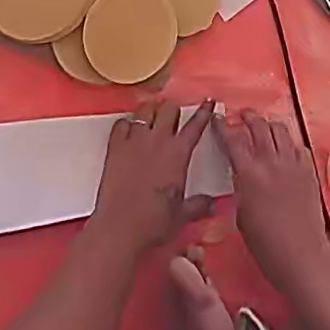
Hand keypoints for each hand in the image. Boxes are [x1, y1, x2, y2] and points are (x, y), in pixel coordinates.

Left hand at [87, 98, 216, 255]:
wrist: (119, 228)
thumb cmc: (154, 222)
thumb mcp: (181, 215)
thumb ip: (198, 206)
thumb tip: (213, 206)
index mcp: (178, 153)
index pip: (195, 125)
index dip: (203, 112)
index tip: (208, 100)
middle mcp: (158, 139)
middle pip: (168, 108)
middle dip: (173, 110)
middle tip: (172, 119)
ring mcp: (134, 140)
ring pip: (145, 109)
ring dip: (150, 111)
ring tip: (151, 117)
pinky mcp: (115, 146)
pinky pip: (121, 123)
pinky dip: (126, 124)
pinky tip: (128, 131)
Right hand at [217, 110, 329, 297]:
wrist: (303, 258)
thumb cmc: (266, 245)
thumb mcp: (242, 214)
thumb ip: (241, 187)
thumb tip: (242, 174)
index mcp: (250, 173)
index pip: (233, 139)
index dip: (223, 126)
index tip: (218, 119)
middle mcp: (272, 161)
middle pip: (259, 125)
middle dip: (248, 116)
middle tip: (242, 115)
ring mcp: (293, 164)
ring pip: (281, 129)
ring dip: (269, 124)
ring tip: (264, 125)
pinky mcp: (309, 170)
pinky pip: (298, 145)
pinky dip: (289, 142)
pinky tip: (285, 148)